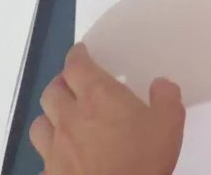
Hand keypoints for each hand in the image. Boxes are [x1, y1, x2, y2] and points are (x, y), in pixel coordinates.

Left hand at [30, 44, 183, 174]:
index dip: (77, 56)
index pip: (76, 66)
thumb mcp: (170, 120)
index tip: (81, 51)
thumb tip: (159, 84)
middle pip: (52, 91)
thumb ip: (166, 95)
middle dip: (61, 83)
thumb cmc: (143, 158)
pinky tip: (63, 155)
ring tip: (63, 117)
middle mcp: (71, 117)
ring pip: (39, 123)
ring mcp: (54, 150)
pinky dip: (50, 150)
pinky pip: (42, 157)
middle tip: (74, 83)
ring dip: (50, 115)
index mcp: (99, 96)